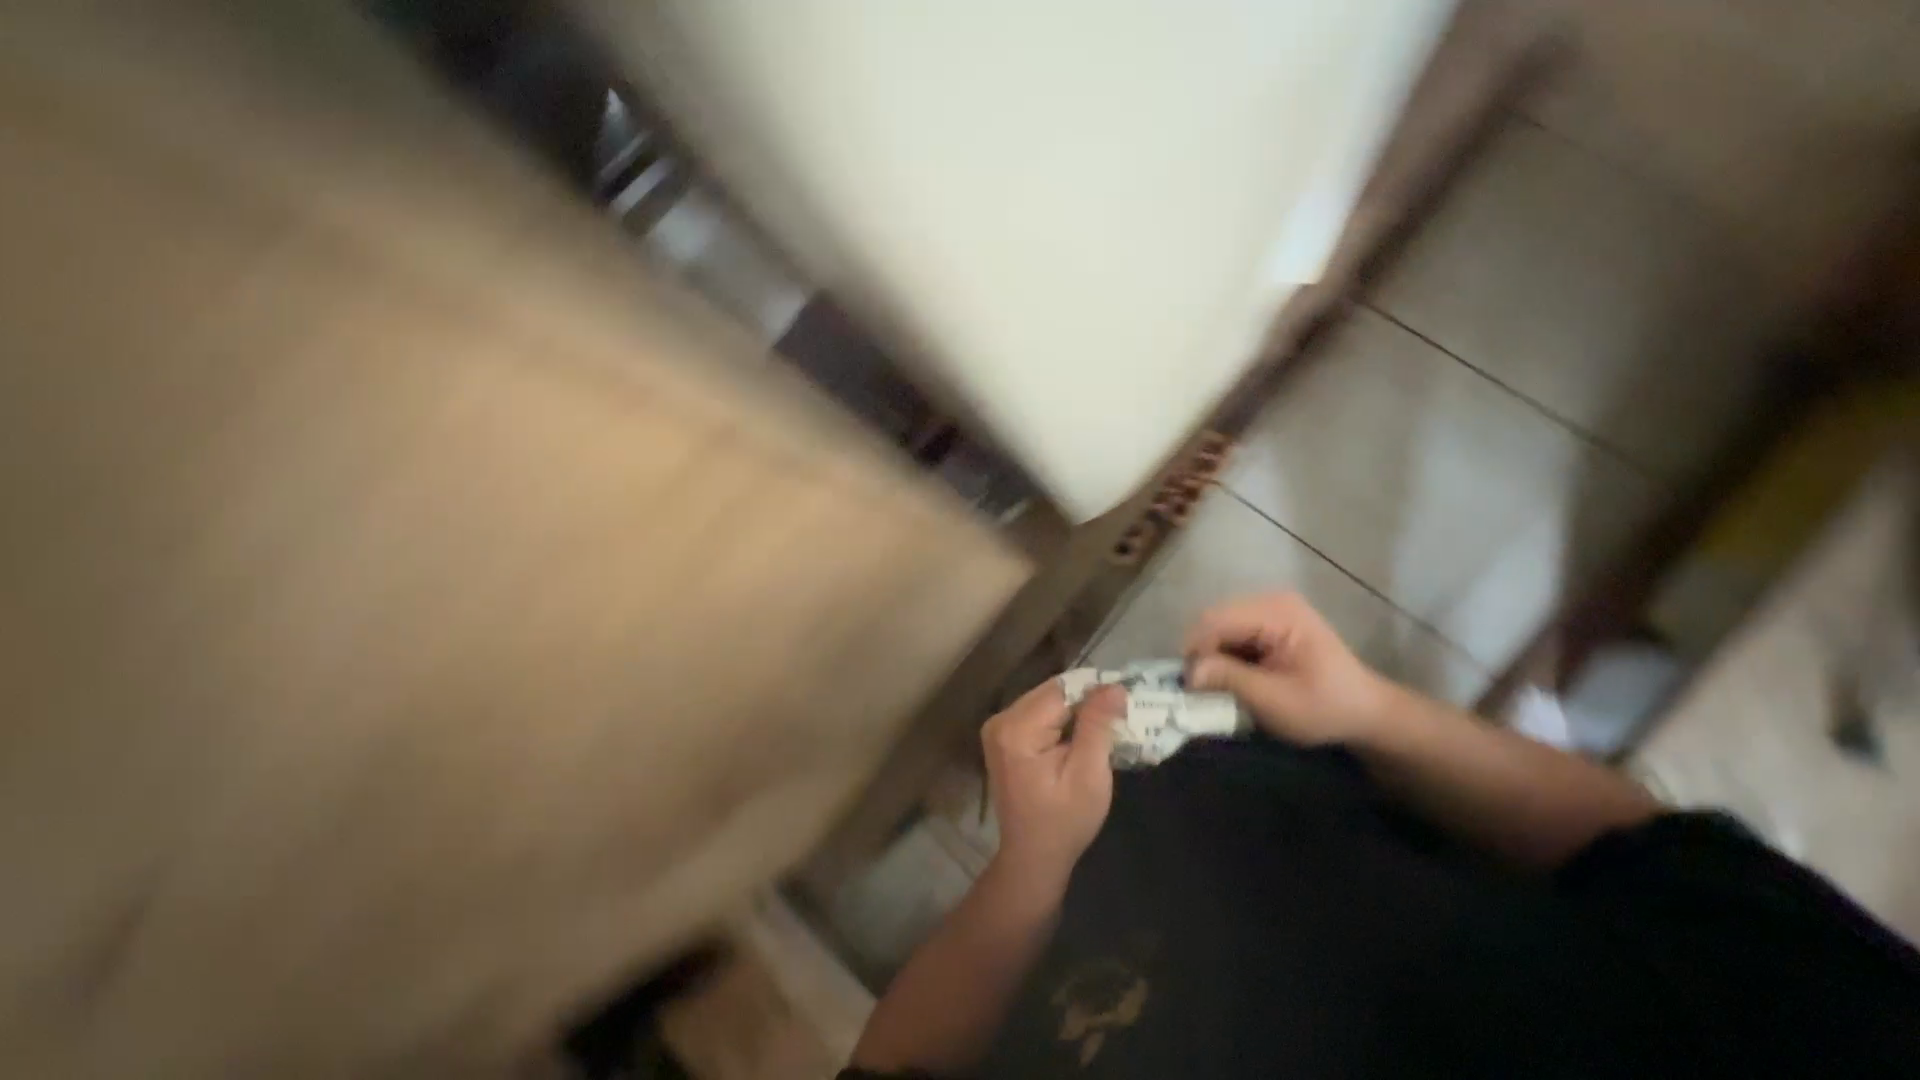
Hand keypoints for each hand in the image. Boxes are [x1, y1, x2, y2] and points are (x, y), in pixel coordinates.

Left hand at [980, 680, 1124, 891]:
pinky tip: (1083, 737)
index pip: (1062, 690)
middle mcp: (1000, 721)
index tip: (1126, 701)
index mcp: (1016, 729)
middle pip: (1052, 692)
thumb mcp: (1088, 774)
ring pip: (1048, 701)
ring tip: (1107, 726)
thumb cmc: (1064, 821)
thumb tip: (1113, 686)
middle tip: (1120, 715)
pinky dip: (1063, 721)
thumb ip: (1098, 726)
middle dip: (1086, 700)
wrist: (1034, 856)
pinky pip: (1040, 715)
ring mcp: (999, 728)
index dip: (1096, 692)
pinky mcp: (1005, 737)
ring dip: (1077, 710)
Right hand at [1184, 592, 1393, 744]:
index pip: (1215, 620)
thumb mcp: (1275, 700)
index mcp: (1276, 612)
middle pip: (1214, 620)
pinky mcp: (1269, 623)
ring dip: (1213, 656)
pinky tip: (1233, 678)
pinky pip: (1232, 633)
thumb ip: (1230, 680)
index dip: (1196, 651)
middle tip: (1201, 690)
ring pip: (1218, 627)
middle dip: (1203, 653)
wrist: (1364, 713)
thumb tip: (1188, 672)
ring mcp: (1270, 610)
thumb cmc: (1324, 708)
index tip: (1191, 688)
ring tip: (1216, 687)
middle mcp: (1270, 600)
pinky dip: (1225, 656)